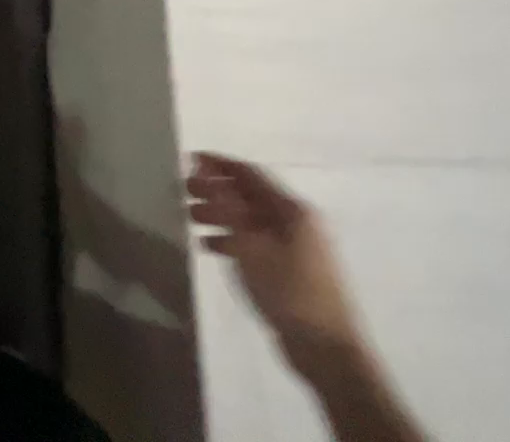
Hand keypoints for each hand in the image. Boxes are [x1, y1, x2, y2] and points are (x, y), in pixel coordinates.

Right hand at [186, 153, 358, 360]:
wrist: (327, 349)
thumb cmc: (288, 290)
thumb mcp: (251, 245)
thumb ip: (226, 206)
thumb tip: (205, 171)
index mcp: (293, 210)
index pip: (250, 174)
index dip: (218, 164)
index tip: (187, 159)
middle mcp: (297, 221)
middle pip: (249, 195)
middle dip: (215, 190)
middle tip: (182, 191)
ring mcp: (296, 246)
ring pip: (250, 219)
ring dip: (220, 215)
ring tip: (188, 219)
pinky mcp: (291, 268)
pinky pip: (256, 241)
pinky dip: (232, 238)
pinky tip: (209, 247)